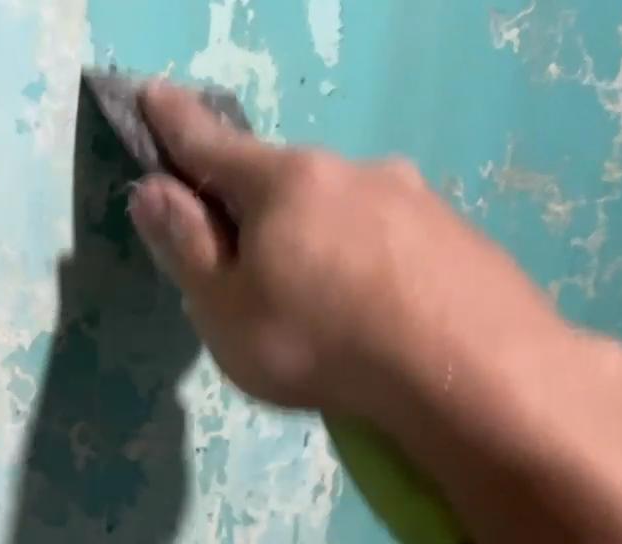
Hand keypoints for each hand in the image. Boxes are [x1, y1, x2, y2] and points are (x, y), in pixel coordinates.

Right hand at [126, 79, 585, 424]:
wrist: (469, 371)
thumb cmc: (314, 340)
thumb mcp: (222, 305)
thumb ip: (186, 246)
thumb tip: (152, 190)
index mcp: (284, 183)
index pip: (212, 144)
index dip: (174, 123)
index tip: (152, 93)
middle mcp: (350, 171)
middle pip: (275, 184)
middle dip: (243, 211)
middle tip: (228, 270)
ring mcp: (410, 196)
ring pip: (330, 211)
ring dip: (301, 241)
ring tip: (298, 304)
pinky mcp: (450, 232)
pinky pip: (375, 237)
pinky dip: (349, 260)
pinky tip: (354, 309)